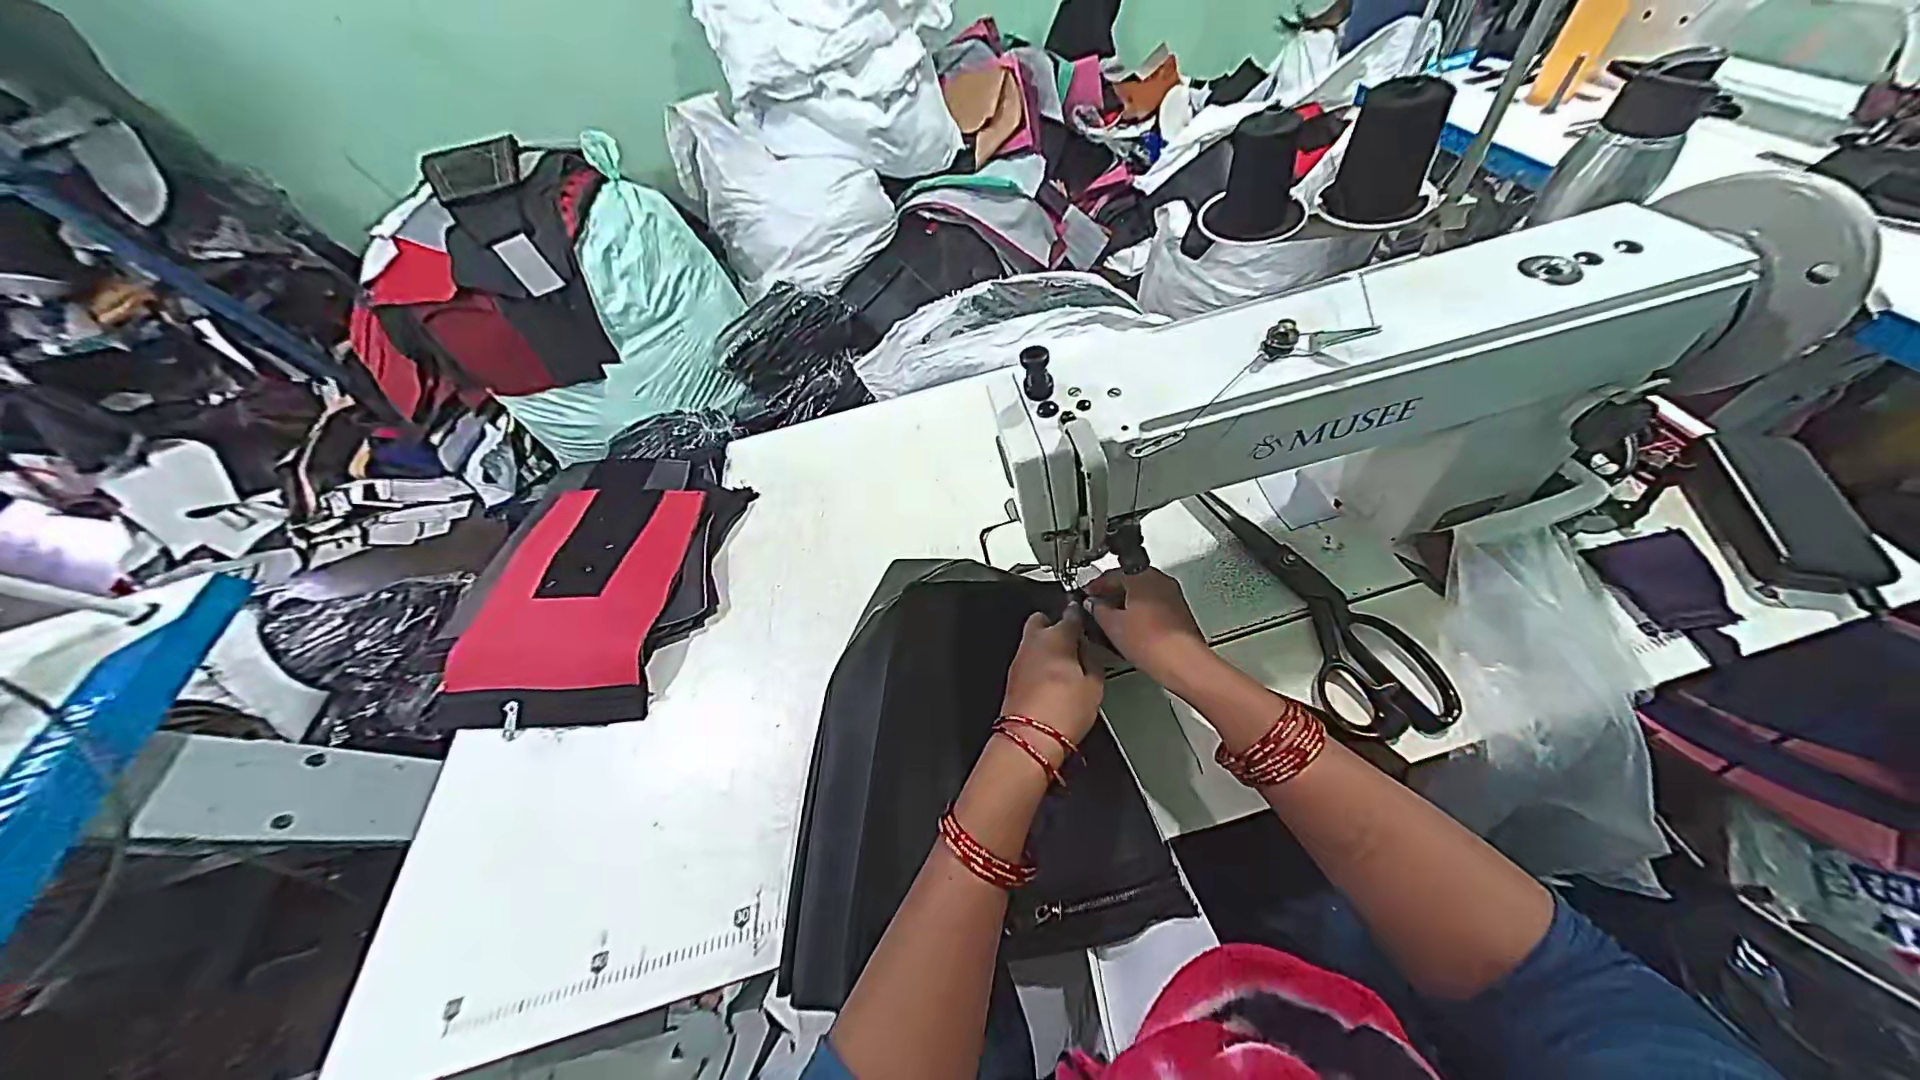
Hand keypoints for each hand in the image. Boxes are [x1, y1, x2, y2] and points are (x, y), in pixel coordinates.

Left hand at [1001, 607, 1105, 745]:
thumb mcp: (1094, 686)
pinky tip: (1049, 677)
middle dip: (1056, 625)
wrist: (1029, 738)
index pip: (1071, 614)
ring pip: (1032, 638)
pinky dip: (1037, 660)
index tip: (1086, 624)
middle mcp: (1034, 641)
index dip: (1081, 617)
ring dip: (1045, 644)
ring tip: (1063, 664)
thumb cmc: (1063, 712)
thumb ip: (1092, 659)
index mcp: (1057, 637)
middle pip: (1043, 620)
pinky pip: (1027, 657)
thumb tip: (1089, 649)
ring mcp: (1019, 657)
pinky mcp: (1012, 674)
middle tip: (1072, 642)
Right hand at [1083, 568, 1213, 687]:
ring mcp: (1173, 598)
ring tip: (1111, 622)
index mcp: (1144, 576)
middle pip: (1129, 582)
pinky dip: (1139, 616)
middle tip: (1096, 607)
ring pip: (1142, 596)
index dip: (1095, 586)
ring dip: (1125, 606)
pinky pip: (1154, 609)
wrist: (1182, 663)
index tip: (1086, 595)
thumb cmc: (1153, 642)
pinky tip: (1130, 632)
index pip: (1112, 575)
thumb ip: (1097, 609)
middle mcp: (1161, 582)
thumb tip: (1094, 605)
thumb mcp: (1111, 624)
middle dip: (1111, 595)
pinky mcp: (1179, 616)